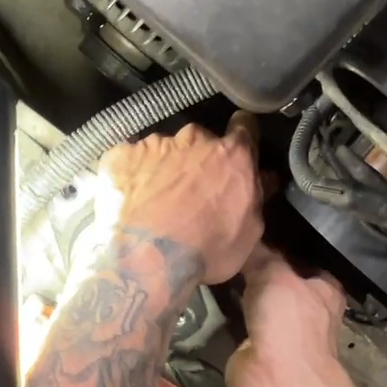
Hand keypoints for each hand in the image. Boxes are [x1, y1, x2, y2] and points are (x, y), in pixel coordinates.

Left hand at [100, 112, 263, 283]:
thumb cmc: (206, 249)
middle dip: (199, 159)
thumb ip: (256, 198)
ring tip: (156, 200)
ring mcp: (155, 143)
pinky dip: (132, 174)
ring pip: (165, 149)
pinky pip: (130, 158)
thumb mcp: (249, 232)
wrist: (147, 259)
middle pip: (201, 140)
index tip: (237, 151)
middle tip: (192, 191)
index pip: (245, 127)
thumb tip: (264, 181)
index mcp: (233, 154)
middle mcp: (195, 138)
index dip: (242, 138)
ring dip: (164, 167)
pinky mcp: (122, 154)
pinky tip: (131, 199)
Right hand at [226, 244, 346, 386]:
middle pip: (279, 277)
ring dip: (241, 288)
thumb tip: (245, 236)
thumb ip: (260, 254)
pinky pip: (241, 318)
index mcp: (325, 288)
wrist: (276, 379)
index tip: (255, 228)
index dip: (282, 243)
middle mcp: (307, 308)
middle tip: (230, 244)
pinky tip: (212, 293)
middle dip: (258, 265)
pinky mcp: (258, 346)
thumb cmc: (289, 322)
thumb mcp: (275, 273)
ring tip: (218, 263)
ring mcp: (283, 329)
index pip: (304, 258)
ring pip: (259, 298)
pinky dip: (229, 310)